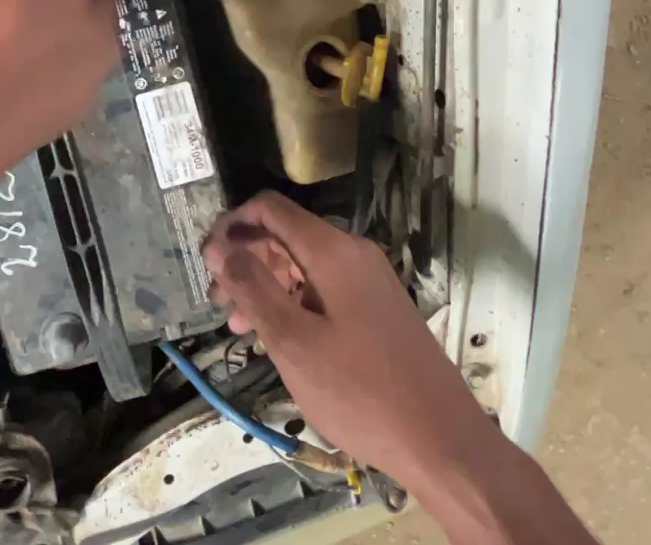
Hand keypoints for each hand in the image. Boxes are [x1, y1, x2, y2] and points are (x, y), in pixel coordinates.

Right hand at [202, 192, 499, 479]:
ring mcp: (368, 281)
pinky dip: (292, 304)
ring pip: (301, 265)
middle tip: (219, 304)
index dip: (231, 227)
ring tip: (239, 327)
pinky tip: (277, 338)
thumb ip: (252, 286)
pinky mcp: (376, 308)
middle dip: (245, 261)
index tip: (207, 264)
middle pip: (284, 235)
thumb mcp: (293, 340)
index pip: (269, 208)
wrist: (443, 442)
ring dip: (264, 286)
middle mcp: (352, 253)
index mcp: (333, 250)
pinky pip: (322, 289)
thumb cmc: (360, 391)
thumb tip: (218, 246)